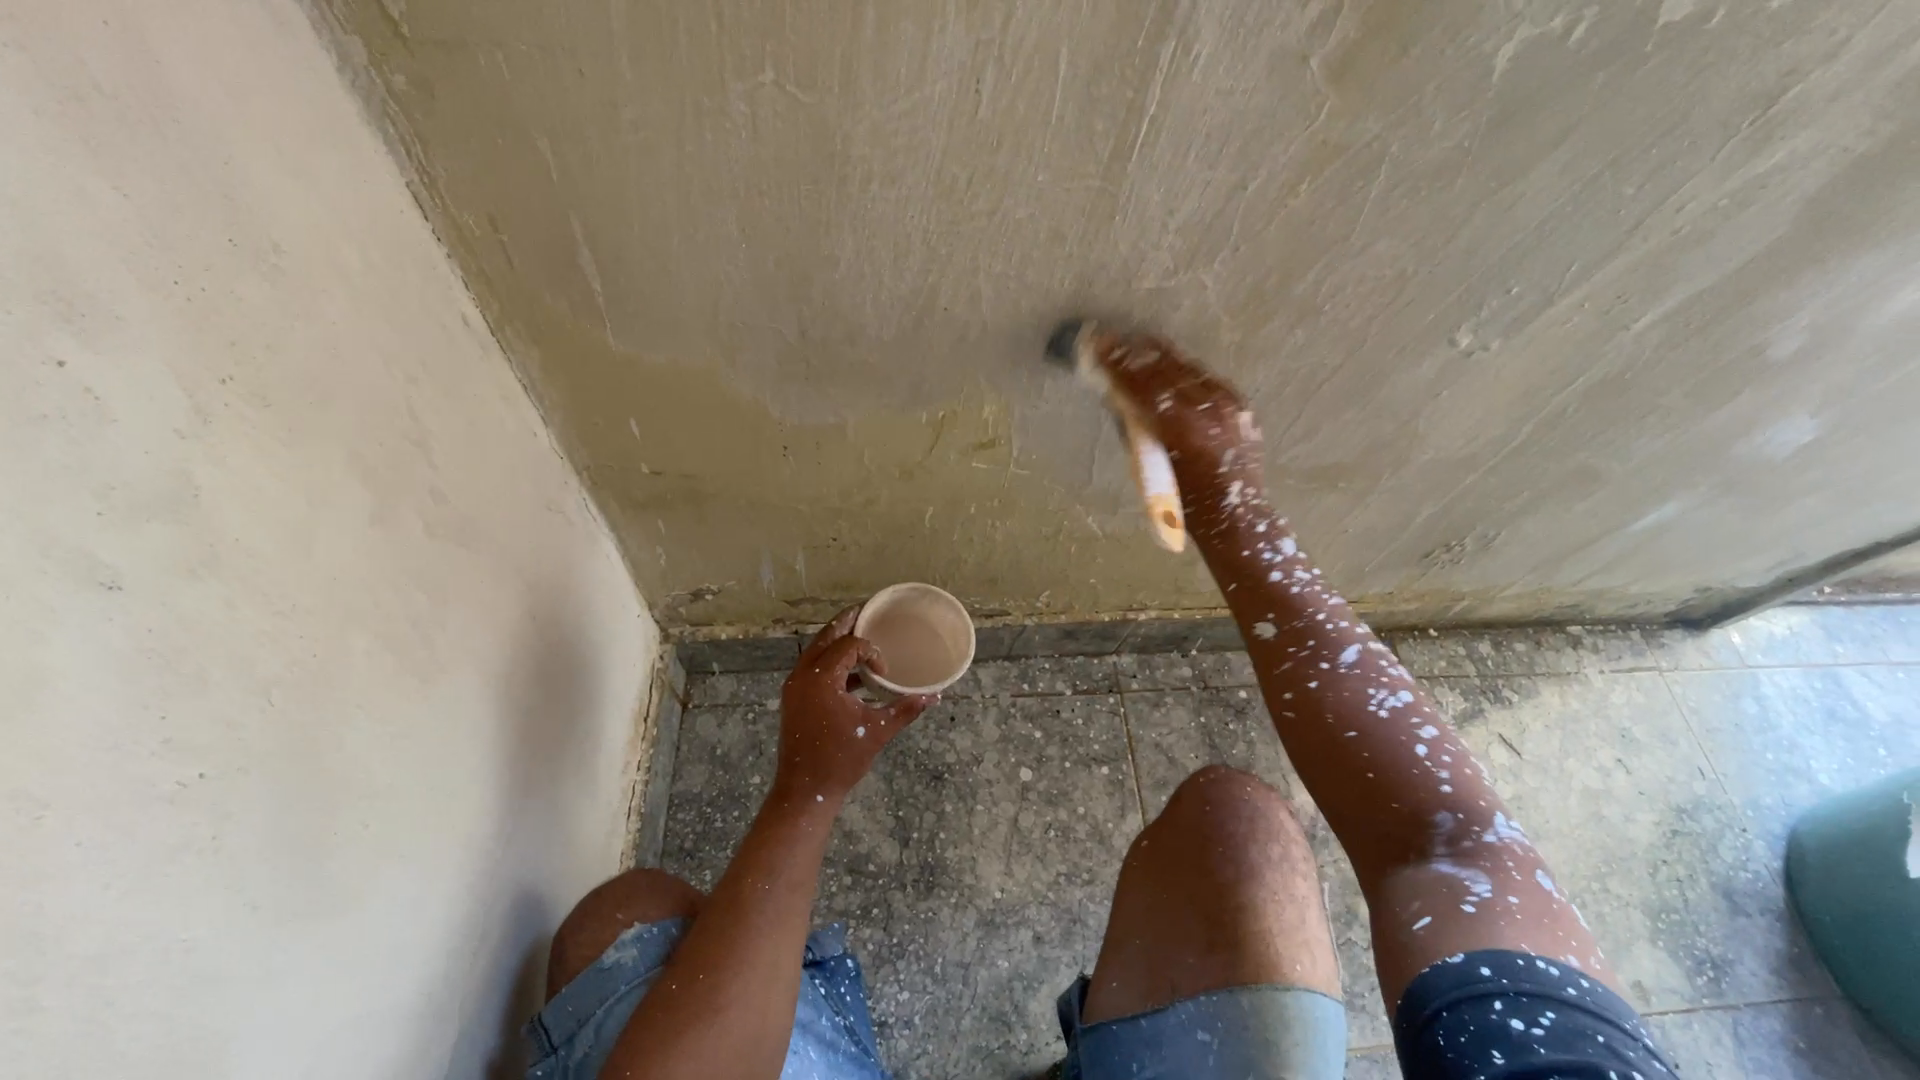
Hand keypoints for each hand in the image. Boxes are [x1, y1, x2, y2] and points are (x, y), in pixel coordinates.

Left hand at [776, 605, 937, 802]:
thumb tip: (934, 696)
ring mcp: (794, 687)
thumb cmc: (841, 760)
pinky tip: (851, 675)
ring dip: (837, 642)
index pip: (849, 646)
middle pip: (826, 637)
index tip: (885, 673)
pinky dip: (830, 663)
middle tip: (865, 610)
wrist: (805, 790)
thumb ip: (905, 709)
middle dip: (846, 624)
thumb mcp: (878, 732)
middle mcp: (803, 676)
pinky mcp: (793, 699)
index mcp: (822, 679)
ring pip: (816, 652)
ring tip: (858, 635)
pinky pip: (812, 669)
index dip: (871, 652)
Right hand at [1085, 326, 1262, 497]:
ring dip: (1161, 357)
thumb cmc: (1185, 503)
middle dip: (1137, 353)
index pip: (1144, 385)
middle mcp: (1208, 410)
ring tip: (1138, 344)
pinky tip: (1172, 366)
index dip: (1119, 364)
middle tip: (1113, 338)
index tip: (1099, 346)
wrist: (1236, 516)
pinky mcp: (1240, 406)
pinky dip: (1186, 372)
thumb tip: (1119, 397)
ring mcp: (1229, 406)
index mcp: (1182, 429)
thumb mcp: (1153, 467)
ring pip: (1189, 370)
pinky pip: (1208, 380)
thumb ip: (1138, 429)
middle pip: (1167, 370)